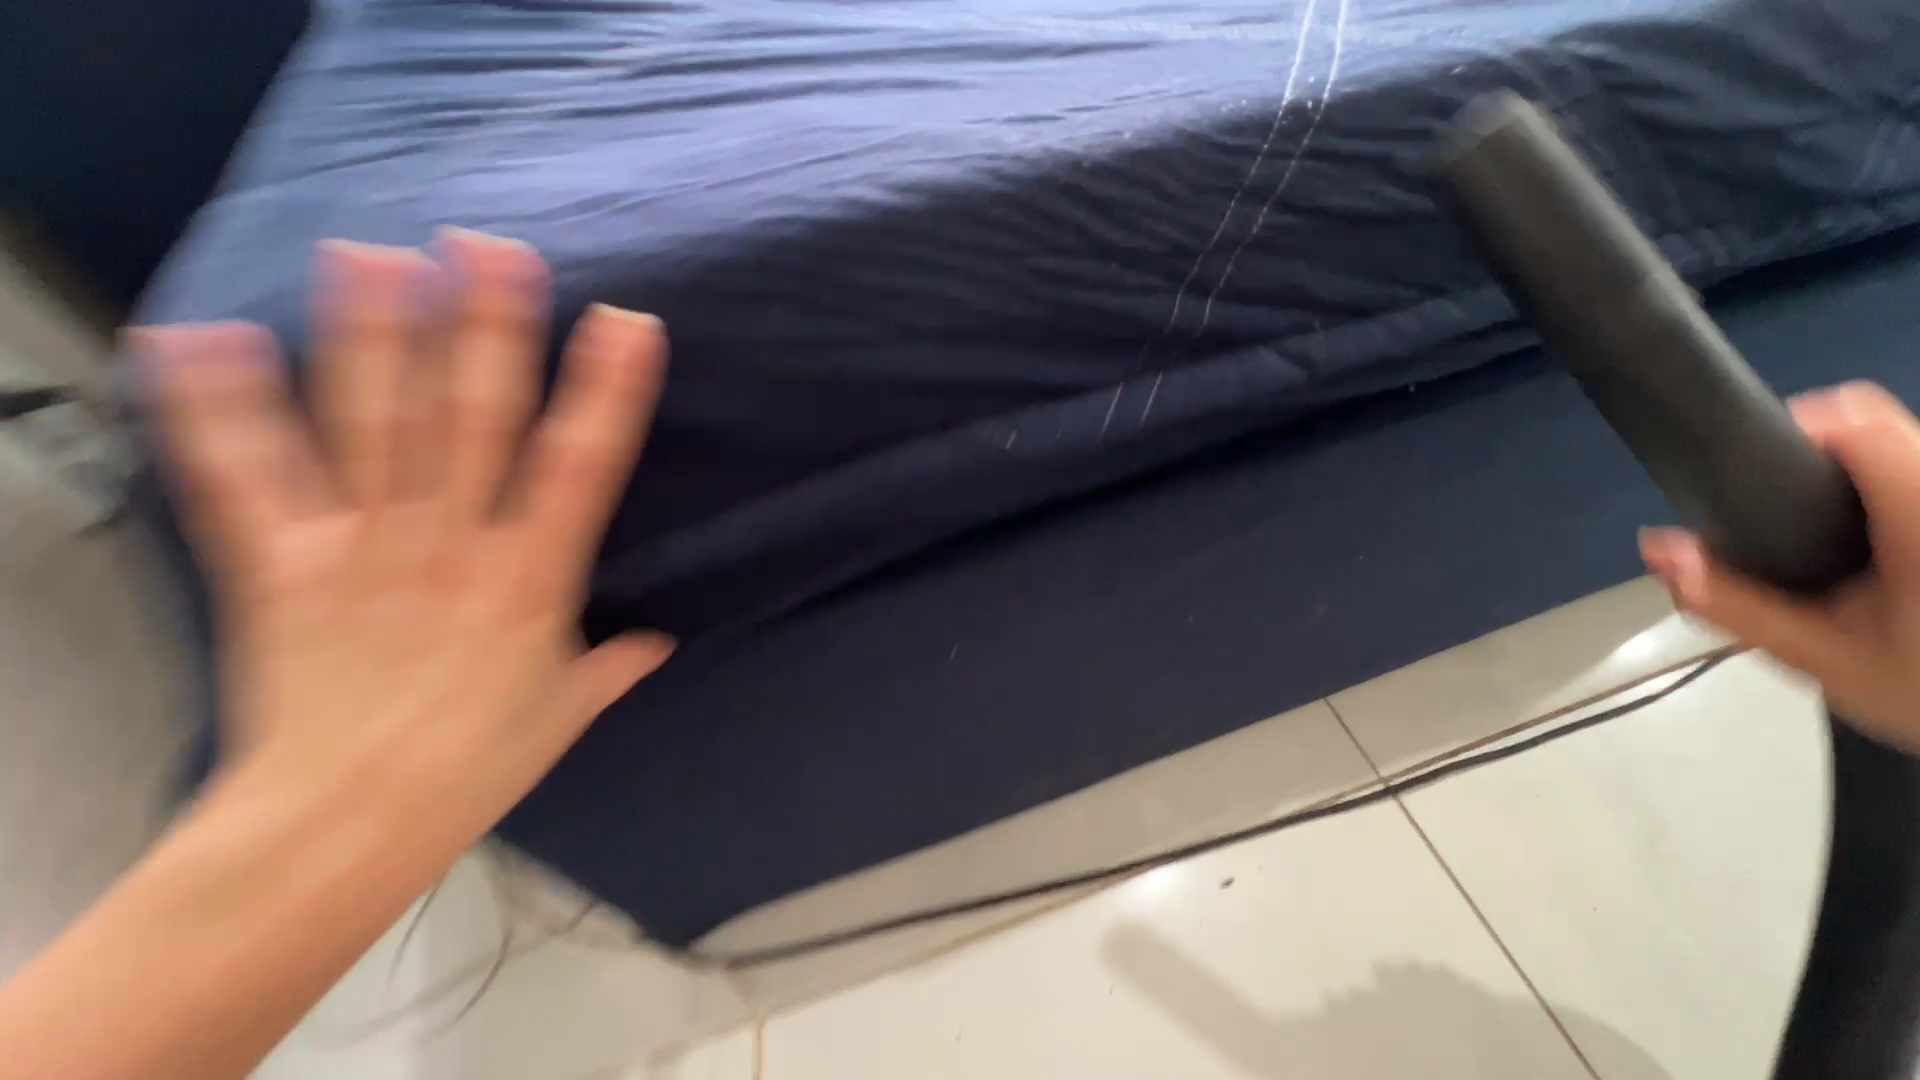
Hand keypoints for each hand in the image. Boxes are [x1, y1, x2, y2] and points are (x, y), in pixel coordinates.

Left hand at [135, 230, 672, 853]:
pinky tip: (203, 334)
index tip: (627, 323)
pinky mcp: (280, 567)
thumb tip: (659, 642)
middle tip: (492, 249)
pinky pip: (247, 480)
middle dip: (488, 331)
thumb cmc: (473, 767)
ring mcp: (361, 549)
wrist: (342, 824)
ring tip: (373, 255)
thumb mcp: (562, 716)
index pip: (580, 468)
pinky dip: (219, 408)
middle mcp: (449, 546)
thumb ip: (611, 667)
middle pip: (473, 422)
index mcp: (530, 580)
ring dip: (372, 337)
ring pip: (371, 427)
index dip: (607, 391)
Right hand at [1640, 382, 1919, 754]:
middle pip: (1875, 426)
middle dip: (1812, 463)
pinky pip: (1911, 471)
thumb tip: (1658, 550)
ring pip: (1899, 447)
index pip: (1855, 423)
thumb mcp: (1820, 660)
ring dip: (1847, 478)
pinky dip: (1880, 493)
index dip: (1791, 432)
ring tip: (1816, 539)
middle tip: (1773, 522)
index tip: (1744, 477)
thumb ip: (1734, 604)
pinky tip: (1869, 550)